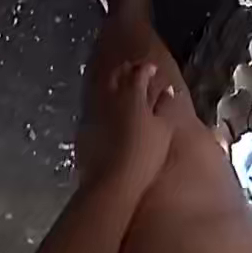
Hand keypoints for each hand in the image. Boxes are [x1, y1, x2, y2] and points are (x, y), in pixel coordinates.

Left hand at [77, 61, 176, 197]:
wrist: (111, 184)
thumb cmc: (144, 154)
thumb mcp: (164, 128)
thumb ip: (165, 106)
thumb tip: (167, 91)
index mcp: (133, 94)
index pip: (140, 72)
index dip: (148, 68)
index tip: (153, 69)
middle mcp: (112, 98)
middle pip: (118, 75)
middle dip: (127, 70)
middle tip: (135, 71)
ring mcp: (96, 112)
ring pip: (104, 89)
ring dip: (114, 84)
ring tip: (122, 89)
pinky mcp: (85, 129)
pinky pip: (95, 107)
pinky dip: (104, 103)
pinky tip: (109, 111)